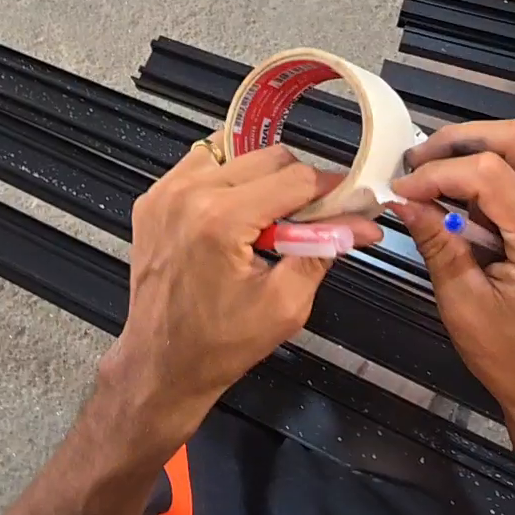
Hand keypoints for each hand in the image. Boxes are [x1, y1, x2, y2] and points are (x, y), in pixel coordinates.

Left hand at [99, 144, 382, 437]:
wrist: (160, 362)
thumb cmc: (218, 343)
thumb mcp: (286, 304)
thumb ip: (324, 249)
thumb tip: (360, 222)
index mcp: (221, 219)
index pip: (296, 178)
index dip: (329, 188)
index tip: (347, 198)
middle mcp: (189, 193)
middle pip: (268, 157)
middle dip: (297, 183)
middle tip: (310, 216)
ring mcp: (166, 191)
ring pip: (236, 152)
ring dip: (260, 177)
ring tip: (267, 218)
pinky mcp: (154, 196)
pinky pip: (203, 164)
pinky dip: (226, 179)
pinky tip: (234, 212)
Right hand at [390, 121, 514, 436]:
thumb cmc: (511, 360)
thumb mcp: (462, 303)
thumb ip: (436, 241)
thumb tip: (401, 198)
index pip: (491, 175)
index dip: (438, 172)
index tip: (401, 189)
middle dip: (459, 140)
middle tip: (417, 162)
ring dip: (473, 149)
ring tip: (432, 175)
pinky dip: (488, 168)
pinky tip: (457, 193)